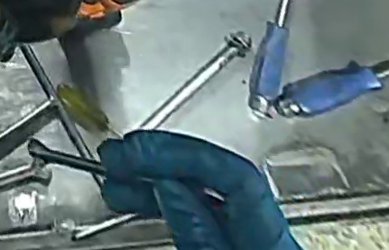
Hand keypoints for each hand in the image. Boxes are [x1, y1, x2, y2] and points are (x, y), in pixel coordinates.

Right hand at [99, 131, 298, 249]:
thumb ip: (199, 236)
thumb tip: (170, 186)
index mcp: (274, 242)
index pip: (236, 176)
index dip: (184, 154)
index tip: (139, 149)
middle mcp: (270, 238)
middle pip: (216, 181)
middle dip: (161, 162)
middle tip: (115, 156)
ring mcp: (255, 243)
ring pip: (204, 199)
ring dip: (155, 184)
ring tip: (114, 180)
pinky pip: (204, 221)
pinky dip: (167, 208)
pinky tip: (138, 203)